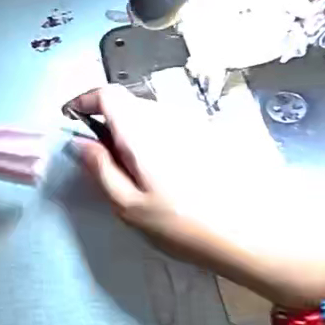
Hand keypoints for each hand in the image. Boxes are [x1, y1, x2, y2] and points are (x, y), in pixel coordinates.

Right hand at [66, 85, 324, 308]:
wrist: (253, 231)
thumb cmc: (182, 223)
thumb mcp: (129, 205)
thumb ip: (99, 169)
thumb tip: (79, 143)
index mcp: (141, 128)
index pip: (107, 93)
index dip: (84, 100)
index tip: (71, 117)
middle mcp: (167, 116)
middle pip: (129, 103)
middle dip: (107, 121)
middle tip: (101, 157)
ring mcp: (193, 123)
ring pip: (152, 116)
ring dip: (134, 132)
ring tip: (136, 173)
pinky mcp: (212, 135)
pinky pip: (173, 128)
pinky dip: (158, 140)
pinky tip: (169, 176)